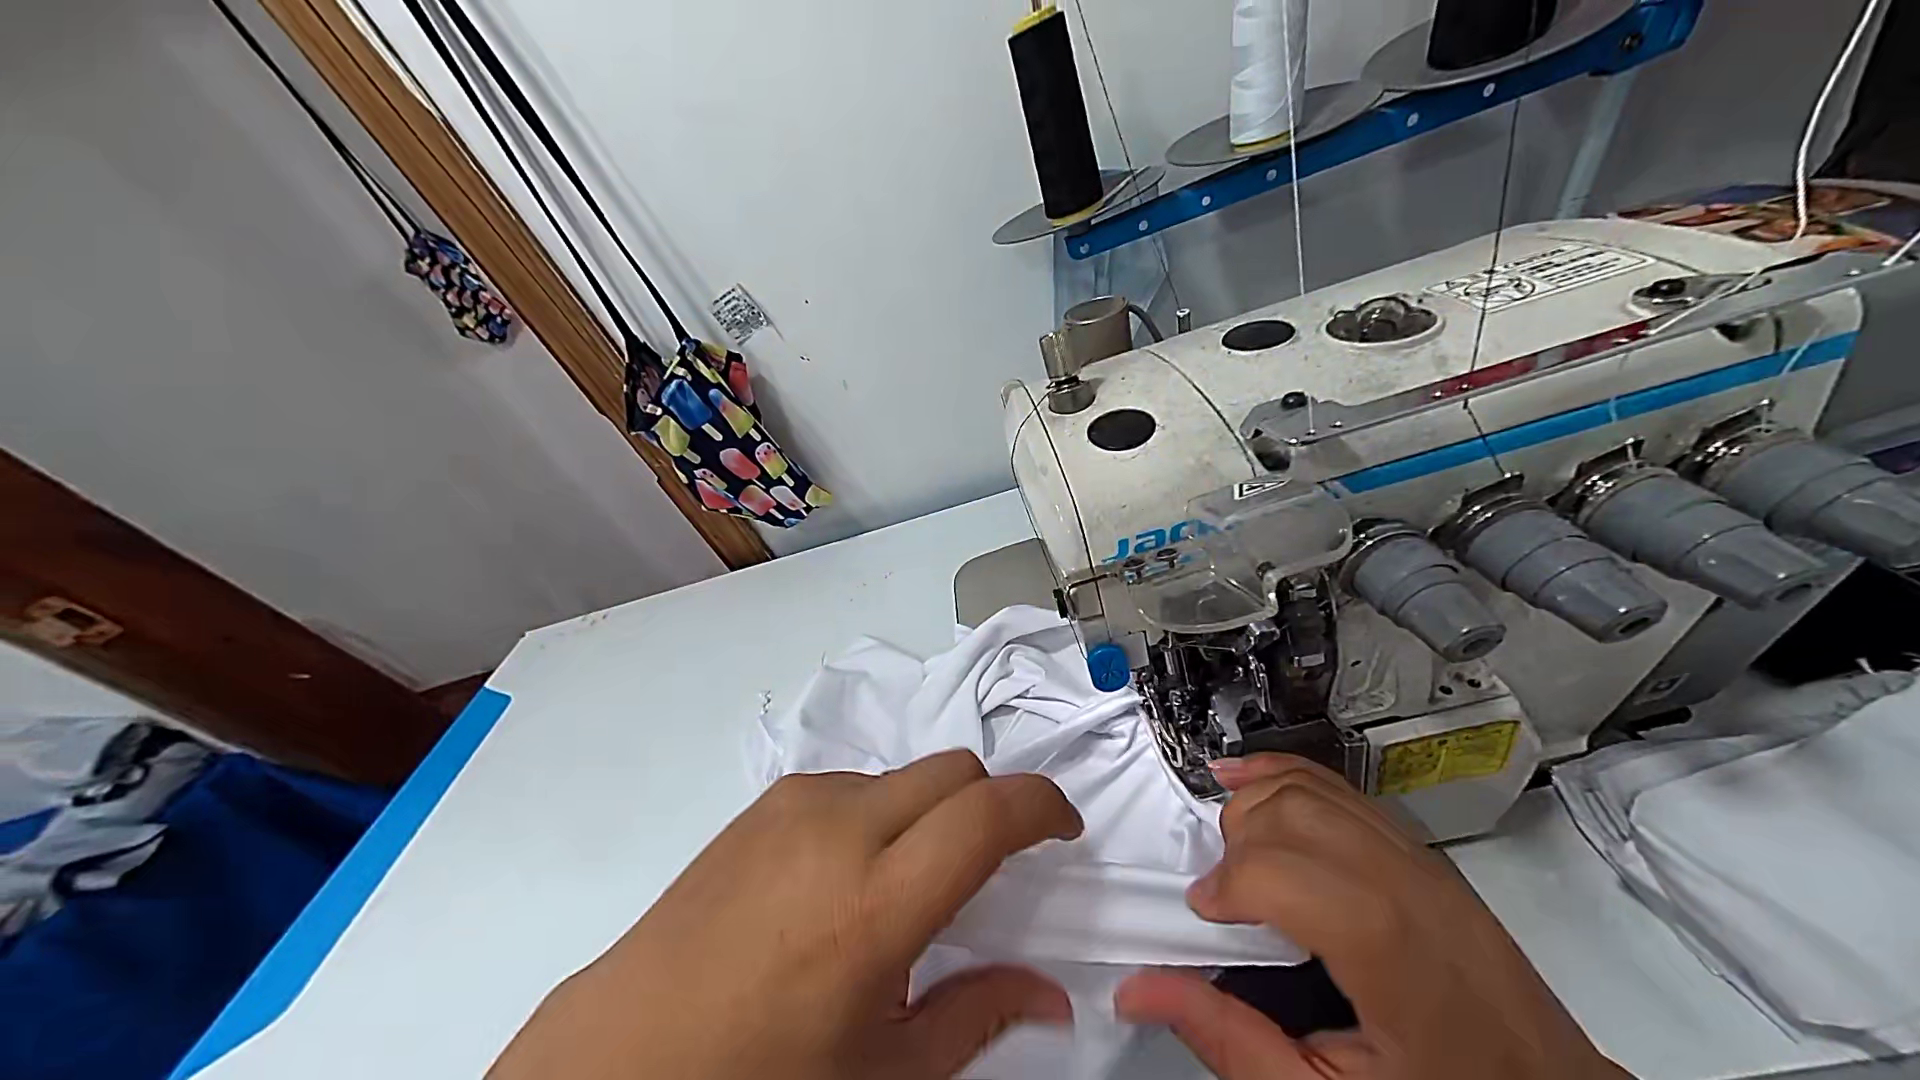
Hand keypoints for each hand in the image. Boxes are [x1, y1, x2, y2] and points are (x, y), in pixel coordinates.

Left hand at [489, 749, 1082, 1079]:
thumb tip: (1054, 995)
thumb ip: (979, 1015)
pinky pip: (852, 782)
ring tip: (904, 882)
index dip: (1042, 807)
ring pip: (904, 774)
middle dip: (990, 803)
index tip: (1062, 829)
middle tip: (990, 863)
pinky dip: (878, 812)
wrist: (626, 1055)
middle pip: (954, 769)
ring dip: (929, 811)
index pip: (987, 814)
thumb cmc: (765, 1077)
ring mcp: (797, 803)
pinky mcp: (765, 800)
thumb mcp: (885, 1072)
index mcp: (877, 901)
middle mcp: (840, 827)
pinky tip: (844, 876)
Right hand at [1115, 754, 1629, 1079]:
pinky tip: (1245, 780)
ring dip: (1255, 804)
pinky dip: (1284, 775)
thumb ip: (1230, 1040)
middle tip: (1222, 890)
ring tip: (1230, 846)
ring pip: (1313, 789)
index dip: (1230, 883)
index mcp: (1400, 962)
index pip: (1290, 876)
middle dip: (1237, 839)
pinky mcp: (1420, 850)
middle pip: (1295, 816)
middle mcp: (1417, 892)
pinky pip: (1340, 787)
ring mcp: (1424, 861)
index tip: (1206, 913)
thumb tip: (1141, 989)